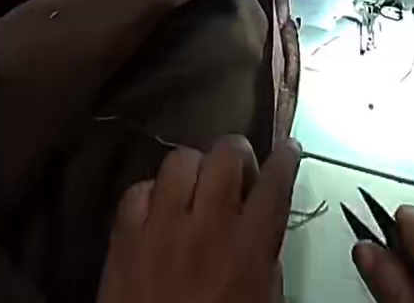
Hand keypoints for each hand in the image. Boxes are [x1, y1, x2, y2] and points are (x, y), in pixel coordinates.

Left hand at [97, 136, 301, 302]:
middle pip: (225, 153)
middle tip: (237, 175)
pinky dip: (150, 196)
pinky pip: (138, 190)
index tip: (288, 147)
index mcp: (248, 249)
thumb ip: (267, 266)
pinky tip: (157, 213)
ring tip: (195, 190)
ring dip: (192, 170)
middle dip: (236, 155)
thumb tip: (264, 233)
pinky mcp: (124, 236)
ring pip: (180, 159)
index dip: (285, 159)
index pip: (274, 184)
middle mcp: (207, 226)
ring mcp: (162, 226)